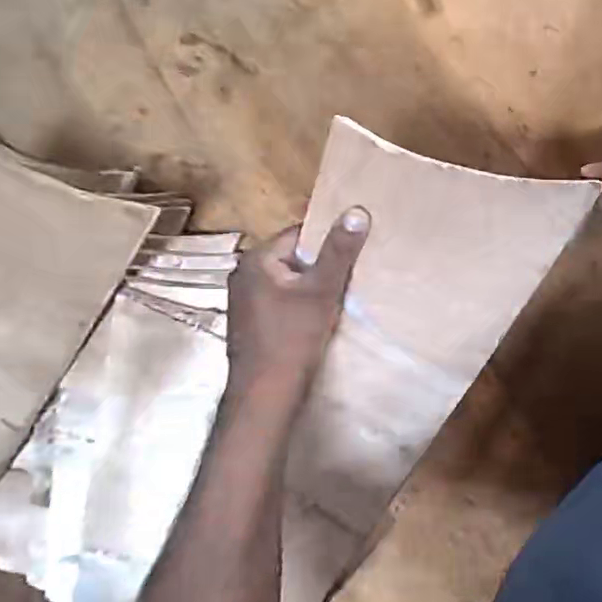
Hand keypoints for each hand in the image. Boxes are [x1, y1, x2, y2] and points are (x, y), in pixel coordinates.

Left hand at [225, 208, 369, 402]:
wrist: (267, 390)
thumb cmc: (293, 335)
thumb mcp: (323, 289)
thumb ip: (339, 251)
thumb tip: (357, 211)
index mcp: (256, 260)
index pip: (299, 233)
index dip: (329, 239)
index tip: (356, 248)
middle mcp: (245, 275)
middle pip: (296, 255)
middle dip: (325, 262)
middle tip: (356, 270)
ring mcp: (247, 299)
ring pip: (292, 278)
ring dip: (316, 283)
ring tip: (344, 291)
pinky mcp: (255, 320)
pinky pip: (286, 298)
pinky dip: (305, 300)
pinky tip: (324, 313)